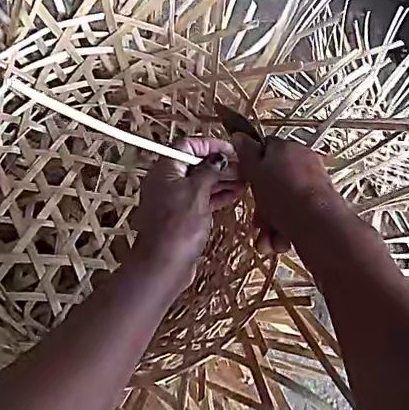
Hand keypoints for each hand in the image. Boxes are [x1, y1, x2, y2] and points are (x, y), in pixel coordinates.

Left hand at [129, 138, 241, 279]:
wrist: (164, 264)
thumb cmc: (178, 226)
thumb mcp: (197, 191)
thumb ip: (209, 171)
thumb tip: (218, 159)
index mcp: (165, 170)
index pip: (187, 146)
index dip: (209, 145)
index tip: (229, 150)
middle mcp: (166, 183)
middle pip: (194, 165)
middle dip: (219, 165)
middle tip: (242, 168)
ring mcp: (173, 201)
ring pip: (199, 184)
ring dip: (221, 181)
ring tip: (243, 182)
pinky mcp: (180, 218)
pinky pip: (200, 200)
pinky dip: (216, 196)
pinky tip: (234, 195)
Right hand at [231, 137, 349, 254]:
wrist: (317, 225)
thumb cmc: (284, 195)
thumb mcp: (255, 171)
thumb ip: (246, 153)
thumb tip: (240, 136)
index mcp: (288, 148)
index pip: (265, 149)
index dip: (252, 166)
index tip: (246, 180)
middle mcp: (304, 163)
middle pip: (273, 181)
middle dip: (262, 204)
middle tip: (258, 218)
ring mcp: (314, 186)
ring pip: (283, 203)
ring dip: (271, 222)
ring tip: (268, 238)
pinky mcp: (320, 208)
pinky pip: (296, 216)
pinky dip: (286, 230)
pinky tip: (280, 241)